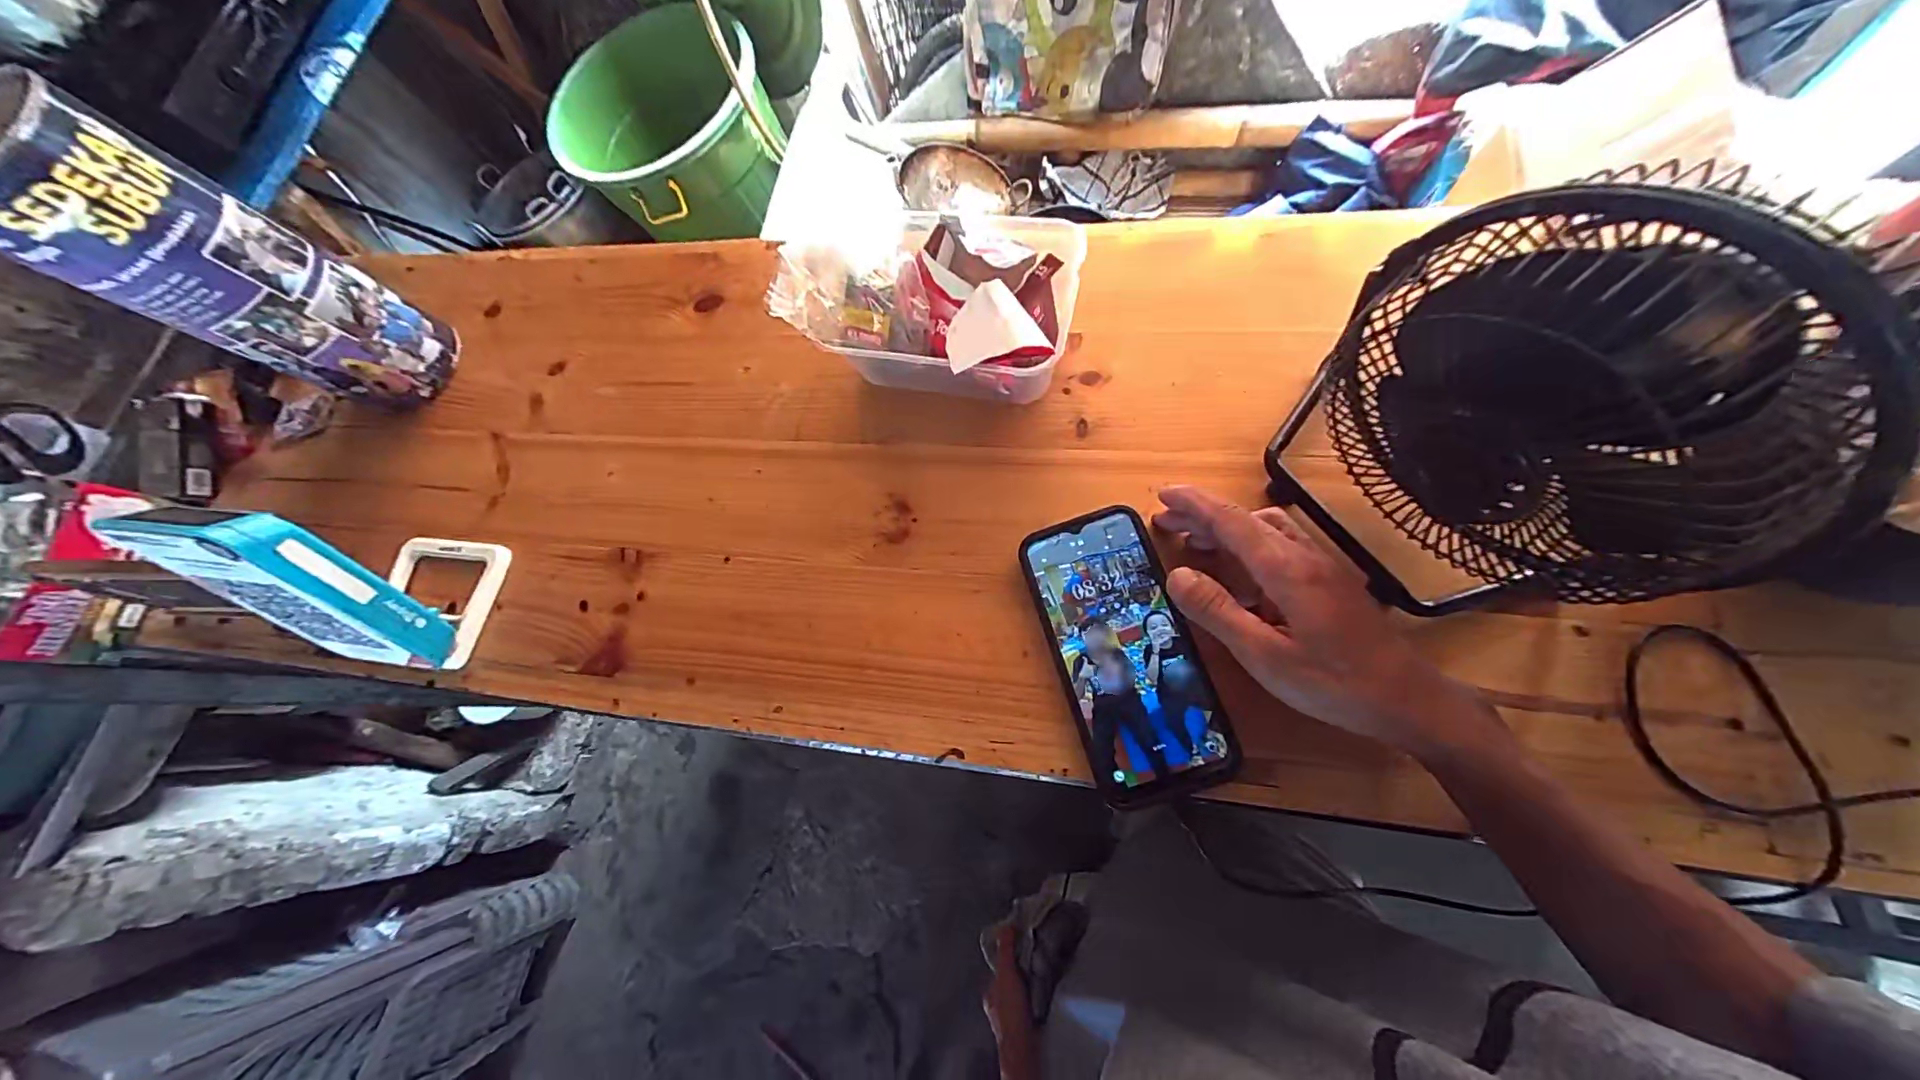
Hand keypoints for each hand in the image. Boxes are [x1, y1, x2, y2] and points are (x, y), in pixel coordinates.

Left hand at [982, 924, 1038, 1079]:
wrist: (1022, 1044)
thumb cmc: (1010, 1007)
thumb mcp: (1006, 973)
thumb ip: (1006, 950)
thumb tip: (1005, 925)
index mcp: (990, 990)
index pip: (999, 967)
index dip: (1009, 955)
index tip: (1022, 944)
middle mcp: (997, 1002)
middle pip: (1009, 979)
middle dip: (1021, 968)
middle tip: (1035, 955)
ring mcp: (1010, 1015)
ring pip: (1019, 991)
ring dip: (1029, 982)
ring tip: (1041, 970)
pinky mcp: (1024, 1024)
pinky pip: (1029, 1002)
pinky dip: (1035, 995)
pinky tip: (1043, 990)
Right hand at [1152, 486, 1507, 760]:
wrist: (1407, 699)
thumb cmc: (1334, 683)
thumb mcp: (1265, 655)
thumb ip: (1218, 612)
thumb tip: (1177, 575)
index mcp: (1286, 570)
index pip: (1231, 522)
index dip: (1195, 504)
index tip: (1164, 494)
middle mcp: (1305, 557)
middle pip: (1246, 521)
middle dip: (1203, 516)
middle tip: (1165, 522)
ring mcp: (1321, 567)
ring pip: (1266, 531)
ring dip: (1226, 529)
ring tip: (1194, 544)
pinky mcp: (1328, 581)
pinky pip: (1280, 548)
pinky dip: (1247, 547)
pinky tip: (1236, 575)